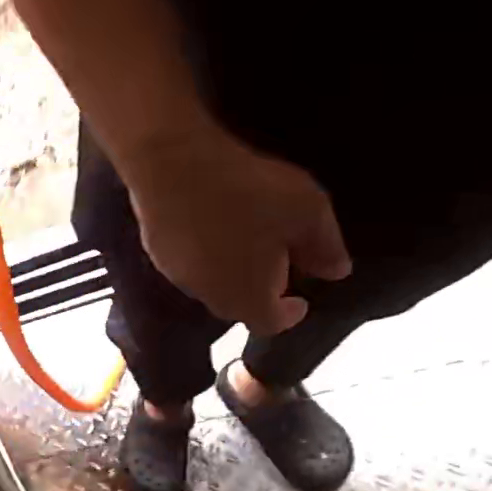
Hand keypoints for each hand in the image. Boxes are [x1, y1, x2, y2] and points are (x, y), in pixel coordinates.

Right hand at [114, 122, 350, 333]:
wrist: (174, 167)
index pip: (270, 323)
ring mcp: (179, 277)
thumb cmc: (247, 192)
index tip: (300, 298)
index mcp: (249, 297)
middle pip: (238, 307)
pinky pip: (187, 265)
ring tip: (239, 242)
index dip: (287, 314)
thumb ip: (324, 247)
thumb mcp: (306, 212)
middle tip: (274, 264)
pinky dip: (202, 255)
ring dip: (228, 273)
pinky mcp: (157, 255)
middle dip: (257, 292)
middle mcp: (210, 298)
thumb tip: (334, 271)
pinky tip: (207, 226)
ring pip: (211, 285)